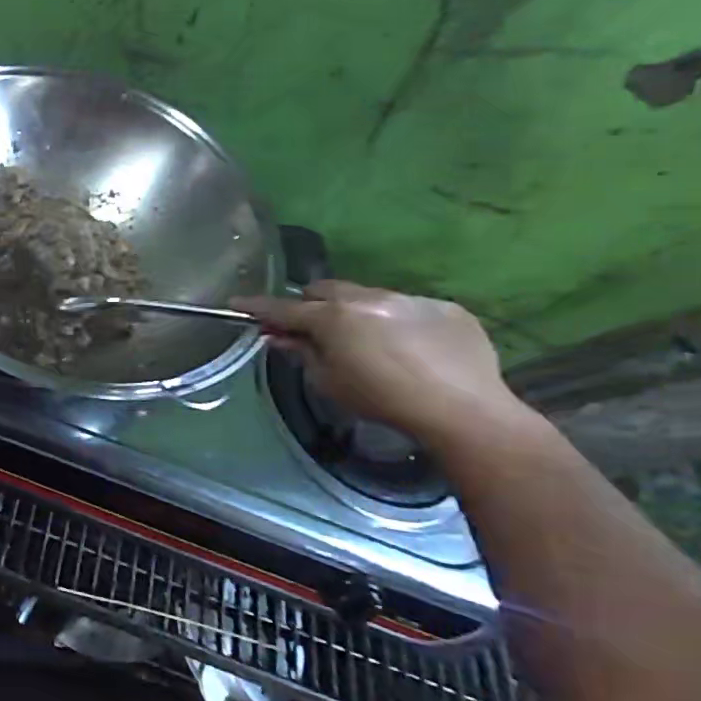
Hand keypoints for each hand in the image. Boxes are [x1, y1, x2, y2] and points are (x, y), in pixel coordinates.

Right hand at [231, 281, 522, 442]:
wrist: (463, 410)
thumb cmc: (381, 400)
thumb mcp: (328, 382)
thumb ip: (302, 353)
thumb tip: (281, 337)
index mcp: (333, 316)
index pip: (283, 308)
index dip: (257, 307)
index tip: (237, 302)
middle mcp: (368, 297)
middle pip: (325, 290)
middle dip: (310, 304)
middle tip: (309, 328)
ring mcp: (410, 299)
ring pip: (367, 296)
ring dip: (355, 312)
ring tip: (366, 342)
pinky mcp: (446, 308)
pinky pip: (408, 308)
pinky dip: (396, 322)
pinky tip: (409, 349)